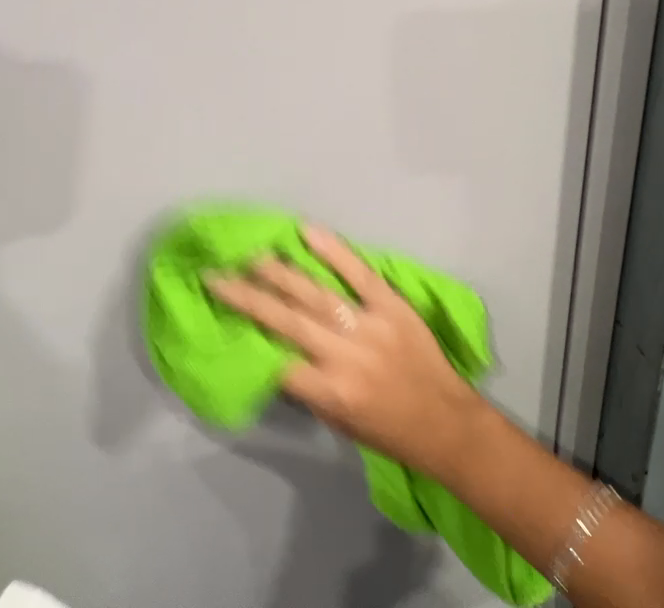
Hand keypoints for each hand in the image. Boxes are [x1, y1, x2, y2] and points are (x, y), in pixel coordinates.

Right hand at [204, 224, 487, 477]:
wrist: (447, 422)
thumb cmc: (388, 431)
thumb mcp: (338, 423)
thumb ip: (307, 387)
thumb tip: (274, 353)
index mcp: (332, 391)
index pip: (278, 363)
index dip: (249, 344)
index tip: (222, 322)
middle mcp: (346, 355)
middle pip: (287, 320)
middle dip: (248, 296)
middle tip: (216, 275)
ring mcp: (371, 326)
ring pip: (316, 293)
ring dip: (280, 272)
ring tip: (251, 254)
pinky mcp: (393, 306)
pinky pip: (360, 274)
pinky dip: (335, 250)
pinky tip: (308, 231)